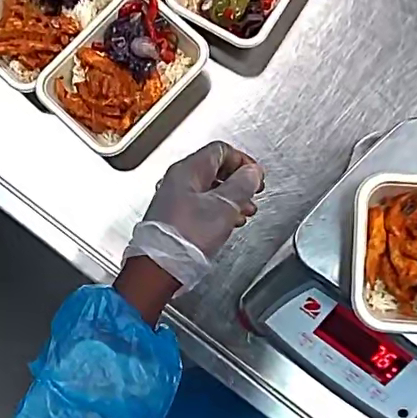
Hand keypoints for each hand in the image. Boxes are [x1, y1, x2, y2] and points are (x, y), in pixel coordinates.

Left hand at [124, 142, 265, 288]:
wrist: (160, 267)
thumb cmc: (185, 237)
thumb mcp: (224, 207)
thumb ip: (242, 185)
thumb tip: (253, 172)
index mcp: (188, 170)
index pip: (220, 151)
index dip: (243, 161)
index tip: (256, 176)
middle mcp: (177, 181)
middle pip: (215, 169)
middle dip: (239, 182)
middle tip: (253, 194)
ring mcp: (173, 199)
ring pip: (209, 189)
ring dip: (230, 199)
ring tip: (245, 212)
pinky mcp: (173, 218)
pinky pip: (200, 206)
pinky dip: (218, 211)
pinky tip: (227, 224)